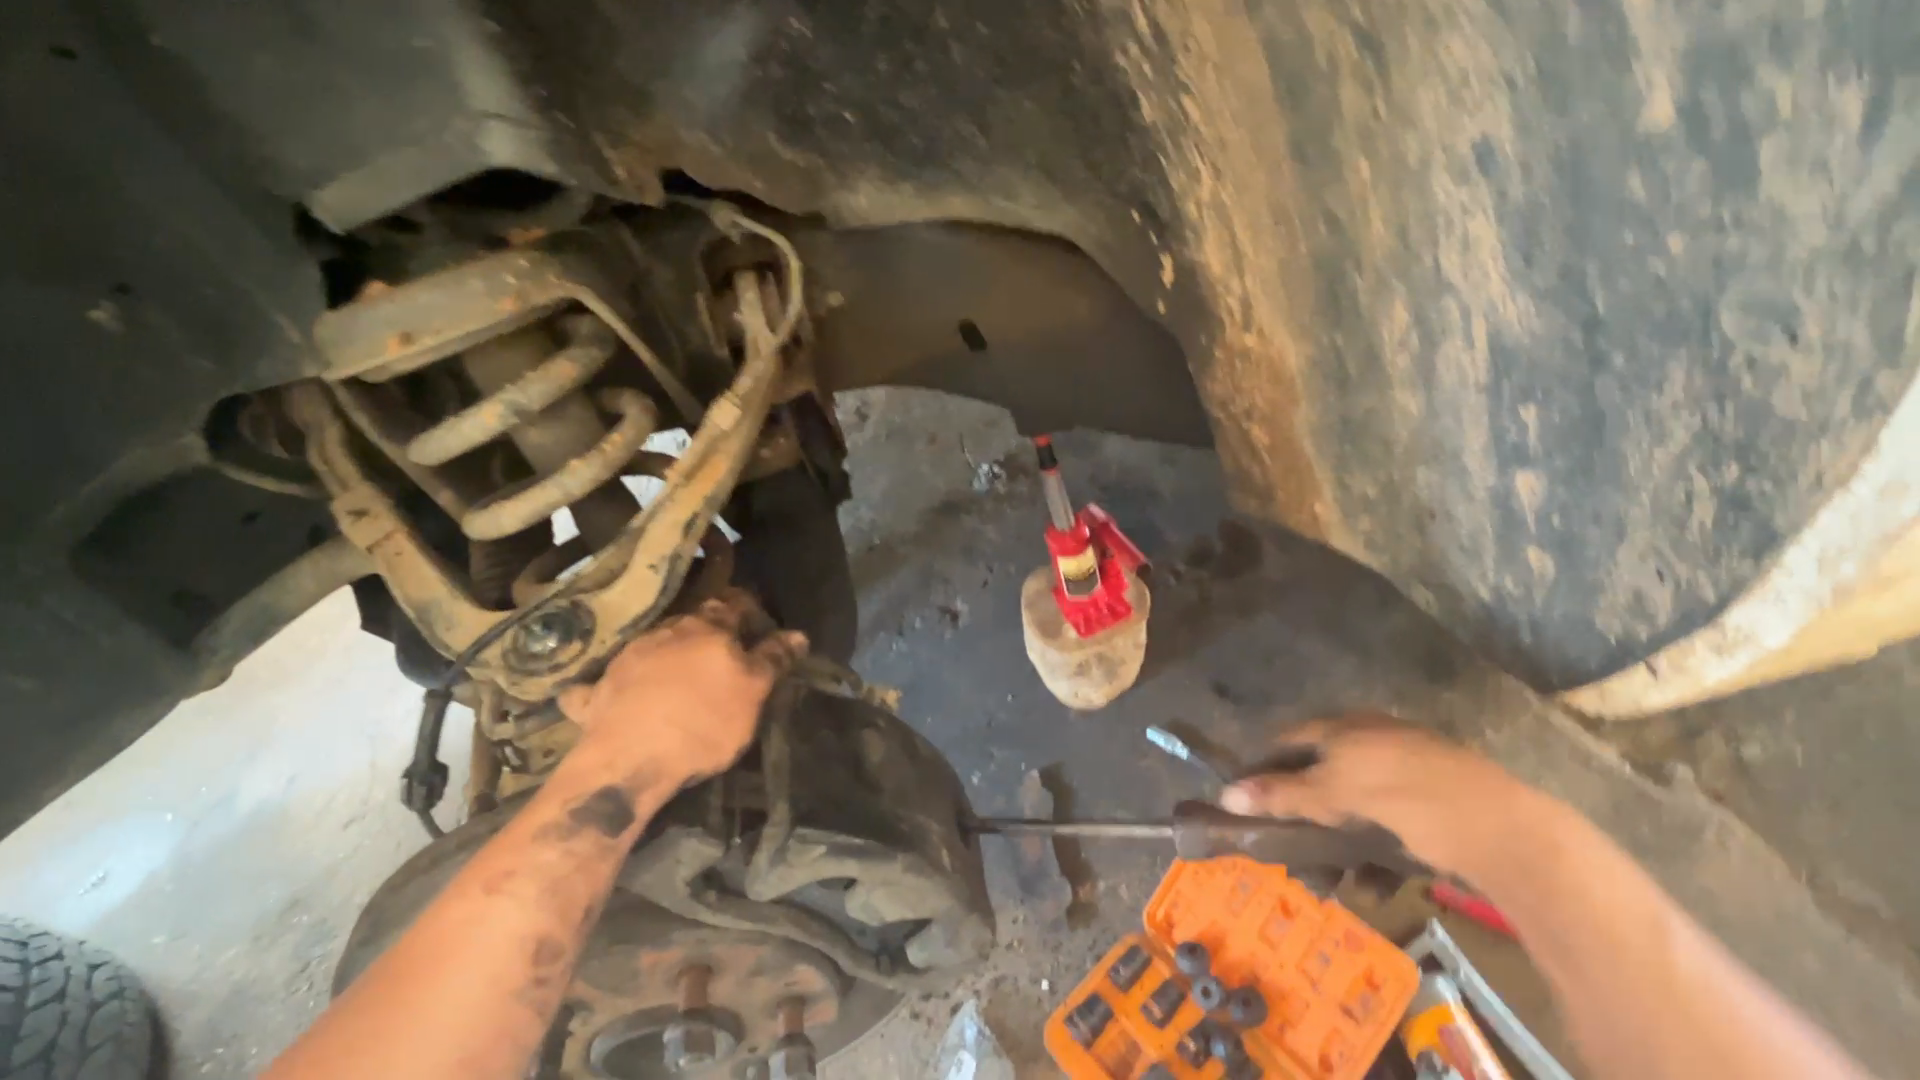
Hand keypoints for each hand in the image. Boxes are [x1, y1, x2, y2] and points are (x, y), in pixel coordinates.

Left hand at [556, 590, 807, 788]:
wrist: (630, 759)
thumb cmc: (703, 722)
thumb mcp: (752, 694)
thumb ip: (773, 659)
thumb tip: (797, 633)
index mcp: (708, 628)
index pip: (735, 604)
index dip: (750, 610)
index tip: (761, 625)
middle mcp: (666, 631)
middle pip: (693, 620)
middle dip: (709, 630)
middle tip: (724, 652)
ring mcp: (628, 656)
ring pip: (655, 643)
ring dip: (669, 651)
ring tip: (681, 675)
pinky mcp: (599, 688)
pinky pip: (608, 678)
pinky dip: (617, 681)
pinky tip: (617, 692)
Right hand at [1219, 714, 1544, 878]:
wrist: (1504, 829)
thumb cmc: (1409, 798)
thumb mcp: (1337, 795)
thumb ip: (1283, 794)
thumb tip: (1225, 793)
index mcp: (1347, 727)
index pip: (1289, 738)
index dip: (1264, 767)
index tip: (1246, 802)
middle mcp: (1373, 740)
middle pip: (1321, 776)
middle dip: (1301, 816)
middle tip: (1288, 850)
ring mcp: (1405, 771)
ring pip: (1353, 807)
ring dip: (1336, 844)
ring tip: (1331, 882)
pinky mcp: (1431, 804)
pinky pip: (1386, 826)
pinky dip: (1373, 852)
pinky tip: (1373, 884)